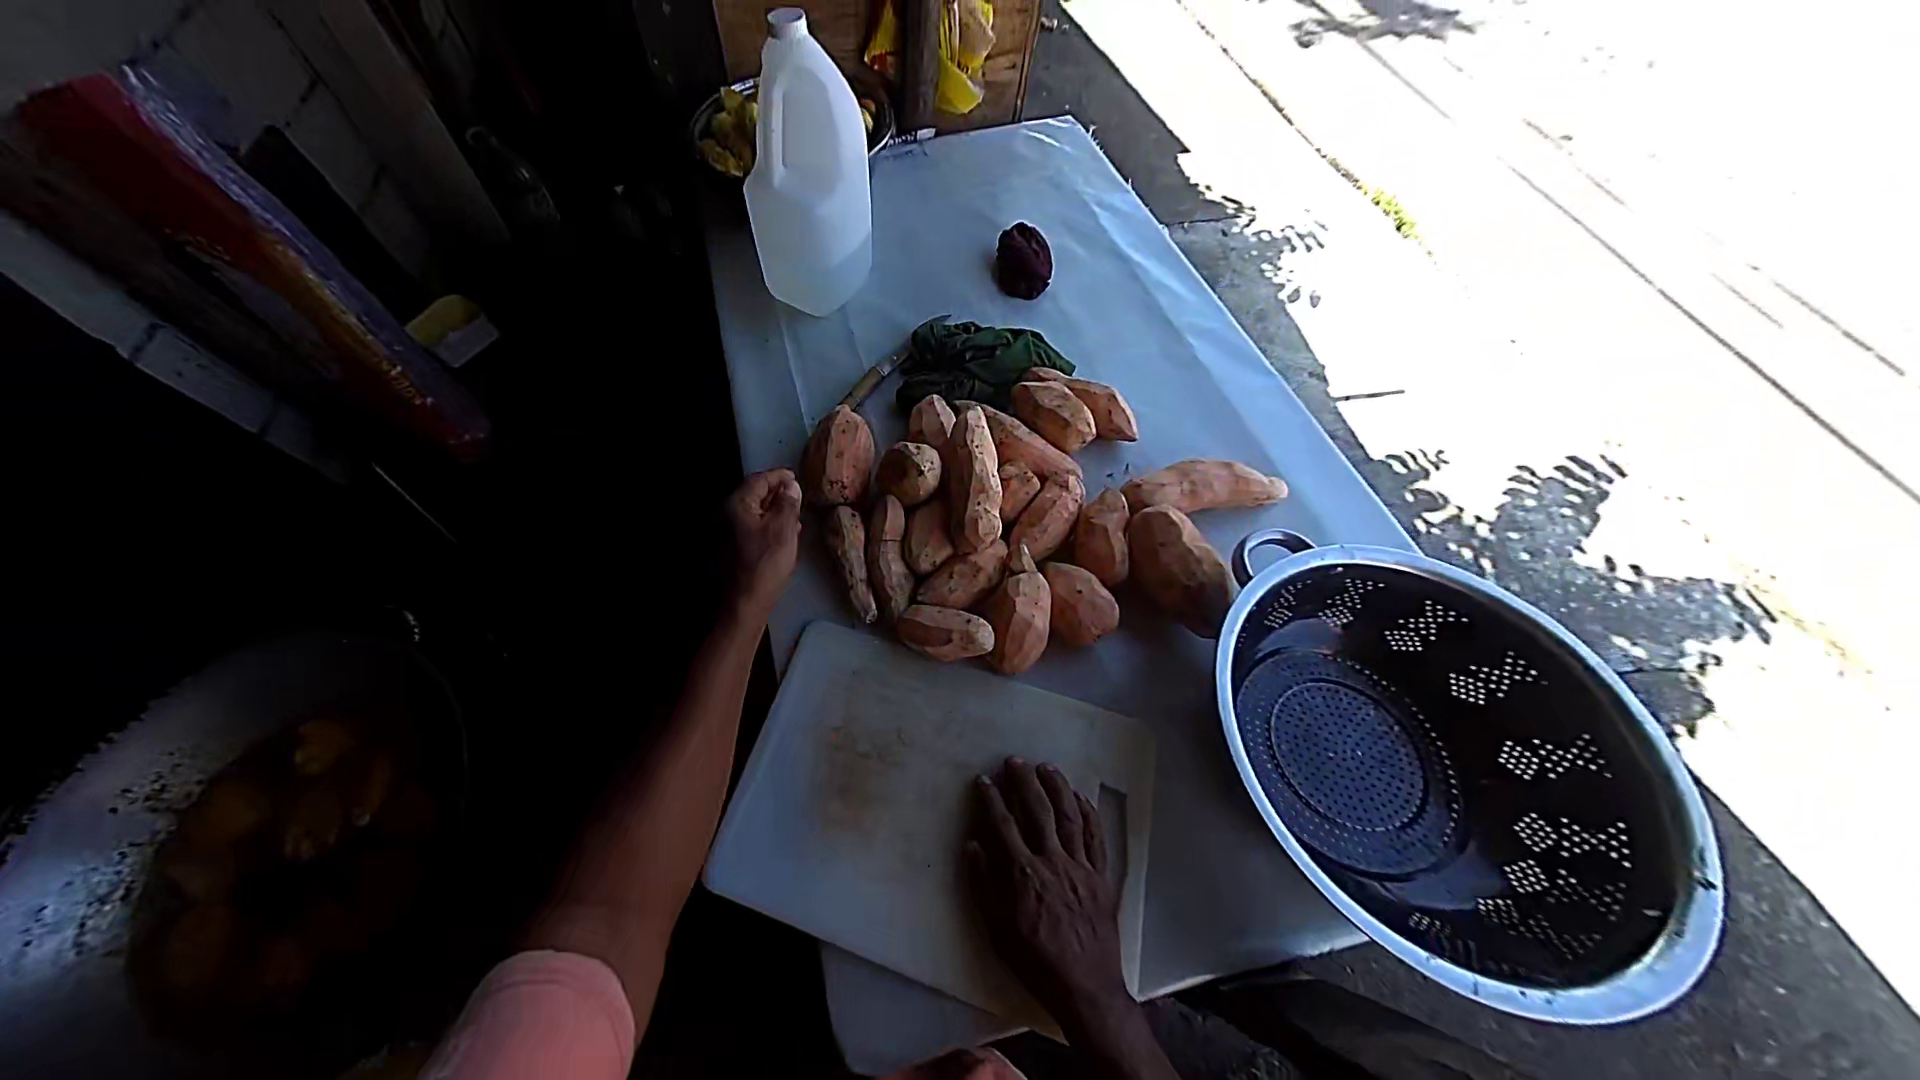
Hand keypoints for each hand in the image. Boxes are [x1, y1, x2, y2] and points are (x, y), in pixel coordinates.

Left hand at [726, 469, 801, 616]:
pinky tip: (787, 530)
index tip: (795, 476)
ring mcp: (733, 529)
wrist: (749, 597)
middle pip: (756, 493)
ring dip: (777, 508)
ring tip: (796, 512)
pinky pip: (757, 524)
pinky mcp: (739, 544)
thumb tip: (792, 486)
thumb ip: (789, 503)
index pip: (759, 479)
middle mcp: (731, 513)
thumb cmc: (767, 561)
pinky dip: (772, 522)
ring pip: (757, 510)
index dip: (779, 476)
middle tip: (798, 494)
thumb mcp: (784, 528)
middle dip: (778, 492)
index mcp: (739, 504)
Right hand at [967, 758, 1127, 1028]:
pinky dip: (1088, 813)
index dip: (992, 799)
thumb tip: (973, 845)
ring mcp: (1080, 867)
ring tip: (1046, 766)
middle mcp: (1052, 862)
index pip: (1003, 825)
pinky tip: (1080, 797)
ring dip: (1056, 787)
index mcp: (1024, 875)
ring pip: (1069, 816)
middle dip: (1024, 782)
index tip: (984, 780)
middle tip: (1015, 761)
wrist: (1085, 989)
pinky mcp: (1101, 876)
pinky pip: (1096, 838)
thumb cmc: (1035, 962)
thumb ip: (983, 885)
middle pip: (1037, 811)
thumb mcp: (997, 931)